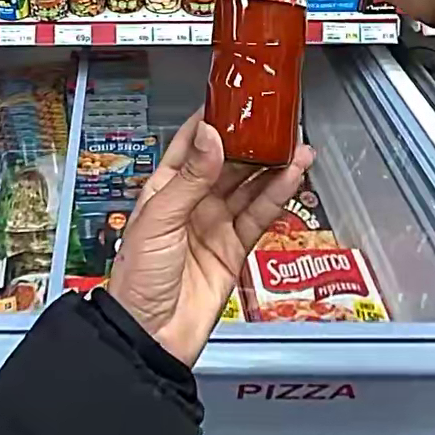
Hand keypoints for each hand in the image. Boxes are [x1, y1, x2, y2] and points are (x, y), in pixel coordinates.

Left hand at [108, 111, 311, 366]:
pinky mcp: (234, 248)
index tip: (232, 99)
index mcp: (166, 186)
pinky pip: (259, 216)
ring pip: (249, 187)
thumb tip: (211, 136)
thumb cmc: (139, 275)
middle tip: (275, 122)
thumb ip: (191, 179)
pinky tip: (292, 177)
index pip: (191, 144)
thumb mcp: (160, 219)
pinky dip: (277, 196)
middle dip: (251, 142)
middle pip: (227, 162)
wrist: (151, 336)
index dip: (211, 121)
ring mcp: (215, 223)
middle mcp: (193, 200)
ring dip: (272, 166)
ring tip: (296, 144)